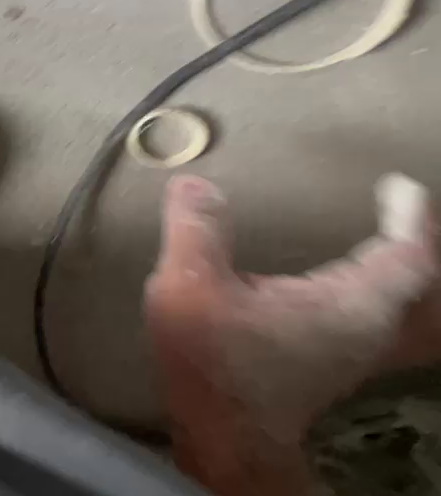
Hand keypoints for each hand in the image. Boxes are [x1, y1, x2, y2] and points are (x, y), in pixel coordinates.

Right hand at [144, 173, 439, 477]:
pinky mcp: (341, 358)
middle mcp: (373, 329)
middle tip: (406, 214)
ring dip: (417, 278)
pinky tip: (365, 289)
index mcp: (351, 306)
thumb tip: (198, 183)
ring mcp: (361, 348)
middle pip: (429, 288)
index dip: (410, 220)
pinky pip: (398, 321)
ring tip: (398, 247)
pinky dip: (399, 296)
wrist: (224, 422)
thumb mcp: (189, 282)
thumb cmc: (211, 352)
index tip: (398, 185)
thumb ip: (196, 229)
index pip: (406, 257)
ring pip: (420, 311)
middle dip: (424, 249)